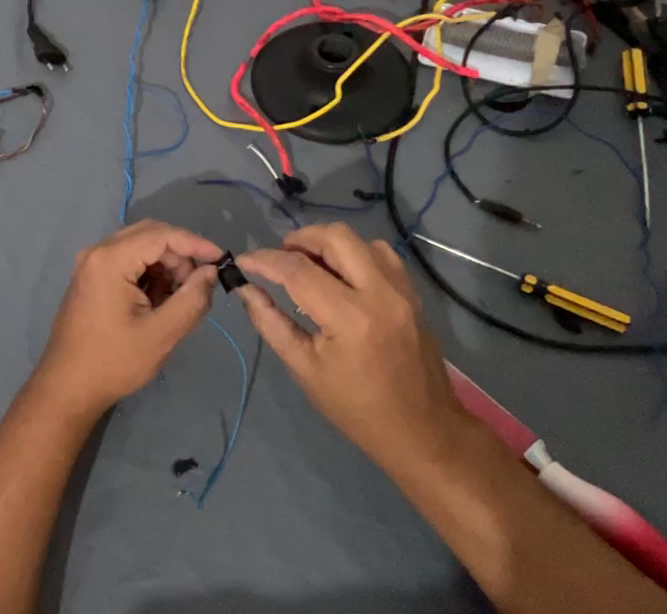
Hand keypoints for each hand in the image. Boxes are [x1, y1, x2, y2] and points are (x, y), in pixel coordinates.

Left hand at [30, 220, 220, 416]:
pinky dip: (149, 272)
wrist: (69, 385)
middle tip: (200, 283)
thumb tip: (210, 271)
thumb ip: (192, 298)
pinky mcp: (92, 276)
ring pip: (139, 246)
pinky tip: (158, 300)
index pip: (161, 234)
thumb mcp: (162, 333)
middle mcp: (97, 252)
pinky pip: (127, 260)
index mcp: (110, 259)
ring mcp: (91, 263)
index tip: (222, 259)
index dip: (195, 242)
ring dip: (165, 264)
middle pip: (149, 234)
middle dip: (179, 254)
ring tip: (178, 298)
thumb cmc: (114, 361)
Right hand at [237, 224, 466, 463]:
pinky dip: (356, 254)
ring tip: (310, 264)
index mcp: (349, 317)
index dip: (265, 260)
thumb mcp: (304, 369)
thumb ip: (271, 323)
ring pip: (361, 240)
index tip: (244, 262)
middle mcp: (379, 293)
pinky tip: (342, 275)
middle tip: (280, 258)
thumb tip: (246, 290)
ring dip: (329, 244)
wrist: (422, 431)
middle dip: (300, 239)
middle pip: (335, 236)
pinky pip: (382, 255)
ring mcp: (402, 291)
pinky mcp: (413, 295)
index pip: (298, 270)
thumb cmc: (356, 407)